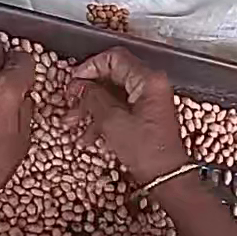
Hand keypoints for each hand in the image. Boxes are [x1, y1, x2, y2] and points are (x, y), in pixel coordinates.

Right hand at [66, 46, 189, 183]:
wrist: (166, 177)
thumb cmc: (145, 150)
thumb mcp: (113, 121)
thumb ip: (94, 98)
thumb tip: (80, 85)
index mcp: (148, 80)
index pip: (114, 58)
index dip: (89, 67)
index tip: (73, 81)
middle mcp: (151, 85)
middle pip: (112, 77)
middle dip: (87, 91)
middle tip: (70, 101)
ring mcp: (149, 101)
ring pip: (113, 95)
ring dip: (91, 108)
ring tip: (72, 123)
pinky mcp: (146, 116)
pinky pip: (120, 109)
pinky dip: (103, 119)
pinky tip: (88, 137)